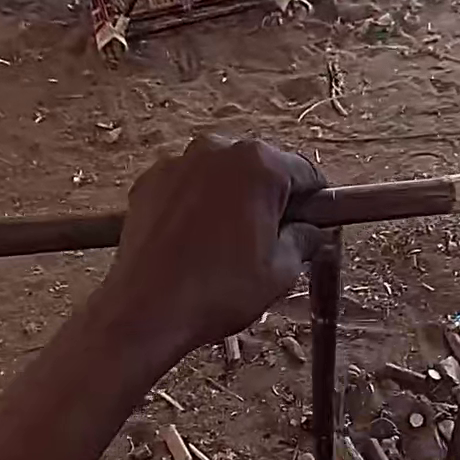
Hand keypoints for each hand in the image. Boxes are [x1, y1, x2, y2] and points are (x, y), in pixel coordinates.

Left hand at [94, 134, 325, 359]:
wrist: (147, 309)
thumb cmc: (218, 291)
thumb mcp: (281, 271)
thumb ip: (304, 239)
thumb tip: (310, 230)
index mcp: (259, 165)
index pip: (304, 173)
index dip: (312, 202)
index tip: (309, 224)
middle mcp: (217, 150)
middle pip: (259, 169)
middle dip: (267, 199)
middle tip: (265, 241)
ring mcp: (178, 163)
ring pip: (220, 176)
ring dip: (229, 200)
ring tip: (224, 245)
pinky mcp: (149, 182)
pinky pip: (186, 186)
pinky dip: (194, 205)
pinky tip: (193, 241)